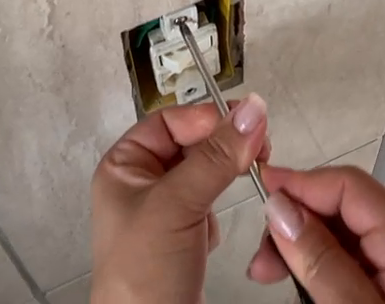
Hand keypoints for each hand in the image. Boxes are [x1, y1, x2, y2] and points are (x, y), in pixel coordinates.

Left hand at [89, 94, 269, 303]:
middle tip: (259, 146)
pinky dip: (221, 208)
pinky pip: (210, 204)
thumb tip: (251, 111)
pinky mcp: (184, 237)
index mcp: (125, 165)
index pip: (170, 121)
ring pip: (204, 173)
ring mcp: (163, 211)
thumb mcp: (177, 205)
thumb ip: (216, 157)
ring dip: (225, 175)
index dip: (206, 119)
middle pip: (190, 144)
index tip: (246, 121)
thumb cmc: (143, 273)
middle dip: (222, 145)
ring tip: (247, 177)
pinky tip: (217, 227)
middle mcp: (142, 183)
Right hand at [247, 165, 384, 303]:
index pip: (352, 187)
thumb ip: (321, 262)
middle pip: (344, 210)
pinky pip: (343, 268)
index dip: (305, 182)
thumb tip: (280, 205)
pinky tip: (294, 287)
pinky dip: (312, 271)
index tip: (261, 191)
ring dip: (299, 247)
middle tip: (259, 257)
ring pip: (339, 238)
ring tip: (266, 275)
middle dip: (297, 220)